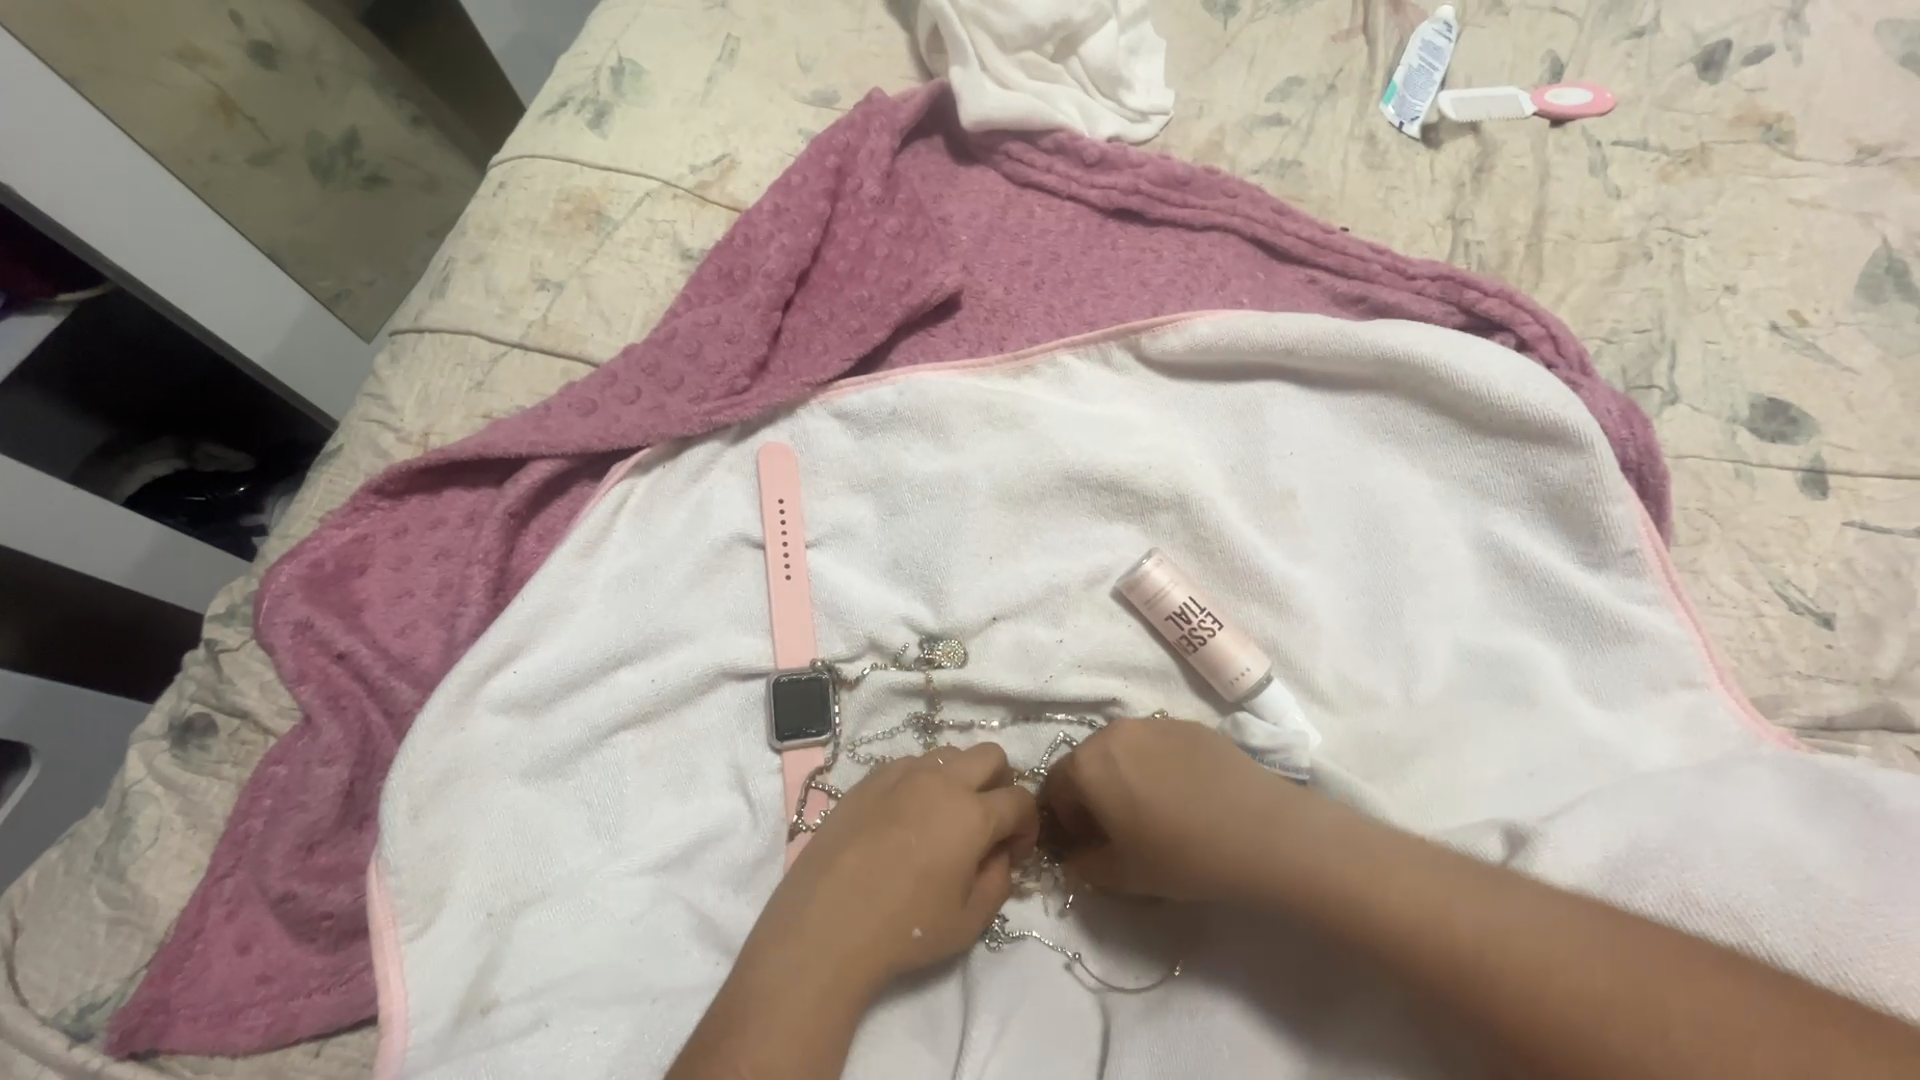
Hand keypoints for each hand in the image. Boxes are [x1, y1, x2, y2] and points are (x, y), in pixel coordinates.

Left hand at [747, 744, 1039, 991]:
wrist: (824, 925)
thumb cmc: (904, 930)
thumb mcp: (970, 921)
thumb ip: (999, 879)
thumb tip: (1000, 853)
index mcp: (972, 814)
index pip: (1020, 799)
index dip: (1027, 826)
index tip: (1014, 853)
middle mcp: (940, 781)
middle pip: (990, 755)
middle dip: (1001, 784)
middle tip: (987, 823)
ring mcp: (900, 775)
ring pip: (947, 754)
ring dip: (959, 778)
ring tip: (943, 818)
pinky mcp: (867, 780)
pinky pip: (908, 765)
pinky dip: (920, 782)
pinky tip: (905, 818)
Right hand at [1040, 714, 1306, 901]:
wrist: (1263, 833)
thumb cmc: (1181, 857)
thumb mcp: (1122, 876)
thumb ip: (1085, 866)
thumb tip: (1078, 857)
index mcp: (1086, 765)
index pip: (1054, 788)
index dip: (1065, 821)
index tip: (1090, 847)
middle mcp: (1114, 733)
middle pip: (1087, 763)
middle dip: (1093, 795)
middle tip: (1120, 831)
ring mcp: (1155, 723)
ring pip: (1123, 751)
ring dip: (1125, 778)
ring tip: (1156, 812)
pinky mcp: (1190, 725)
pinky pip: (1158, 745)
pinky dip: (1158, 767)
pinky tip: (1187, 797)